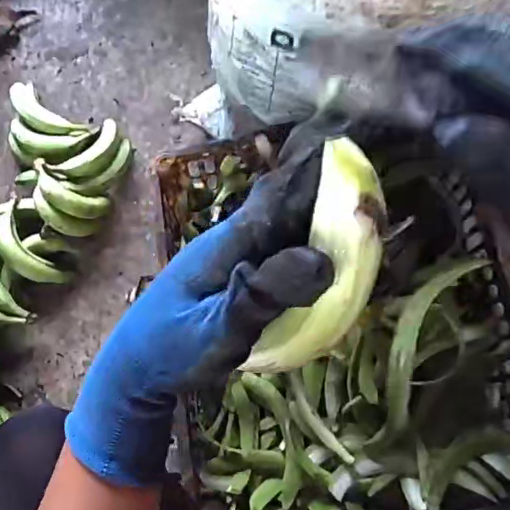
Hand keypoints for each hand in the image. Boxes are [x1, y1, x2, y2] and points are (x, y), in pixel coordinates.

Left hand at [65, 150, 332, 486]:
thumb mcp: (213, 332)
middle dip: (328, 190)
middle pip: (288, 205)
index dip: (314, 169)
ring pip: (285, 226)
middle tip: (374, 185)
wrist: (135, 366)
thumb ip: (258, 298)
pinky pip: (279, 251)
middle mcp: (236, 240)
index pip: (279, 193)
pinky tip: (328, 252)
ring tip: (363, 210)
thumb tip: (318, 258)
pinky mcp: (239, 277)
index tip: (351, 143)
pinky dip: (307, 246)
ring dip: (320, 216)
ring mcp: (237, 258)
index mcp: (230, 242)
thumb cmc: (169, 351)